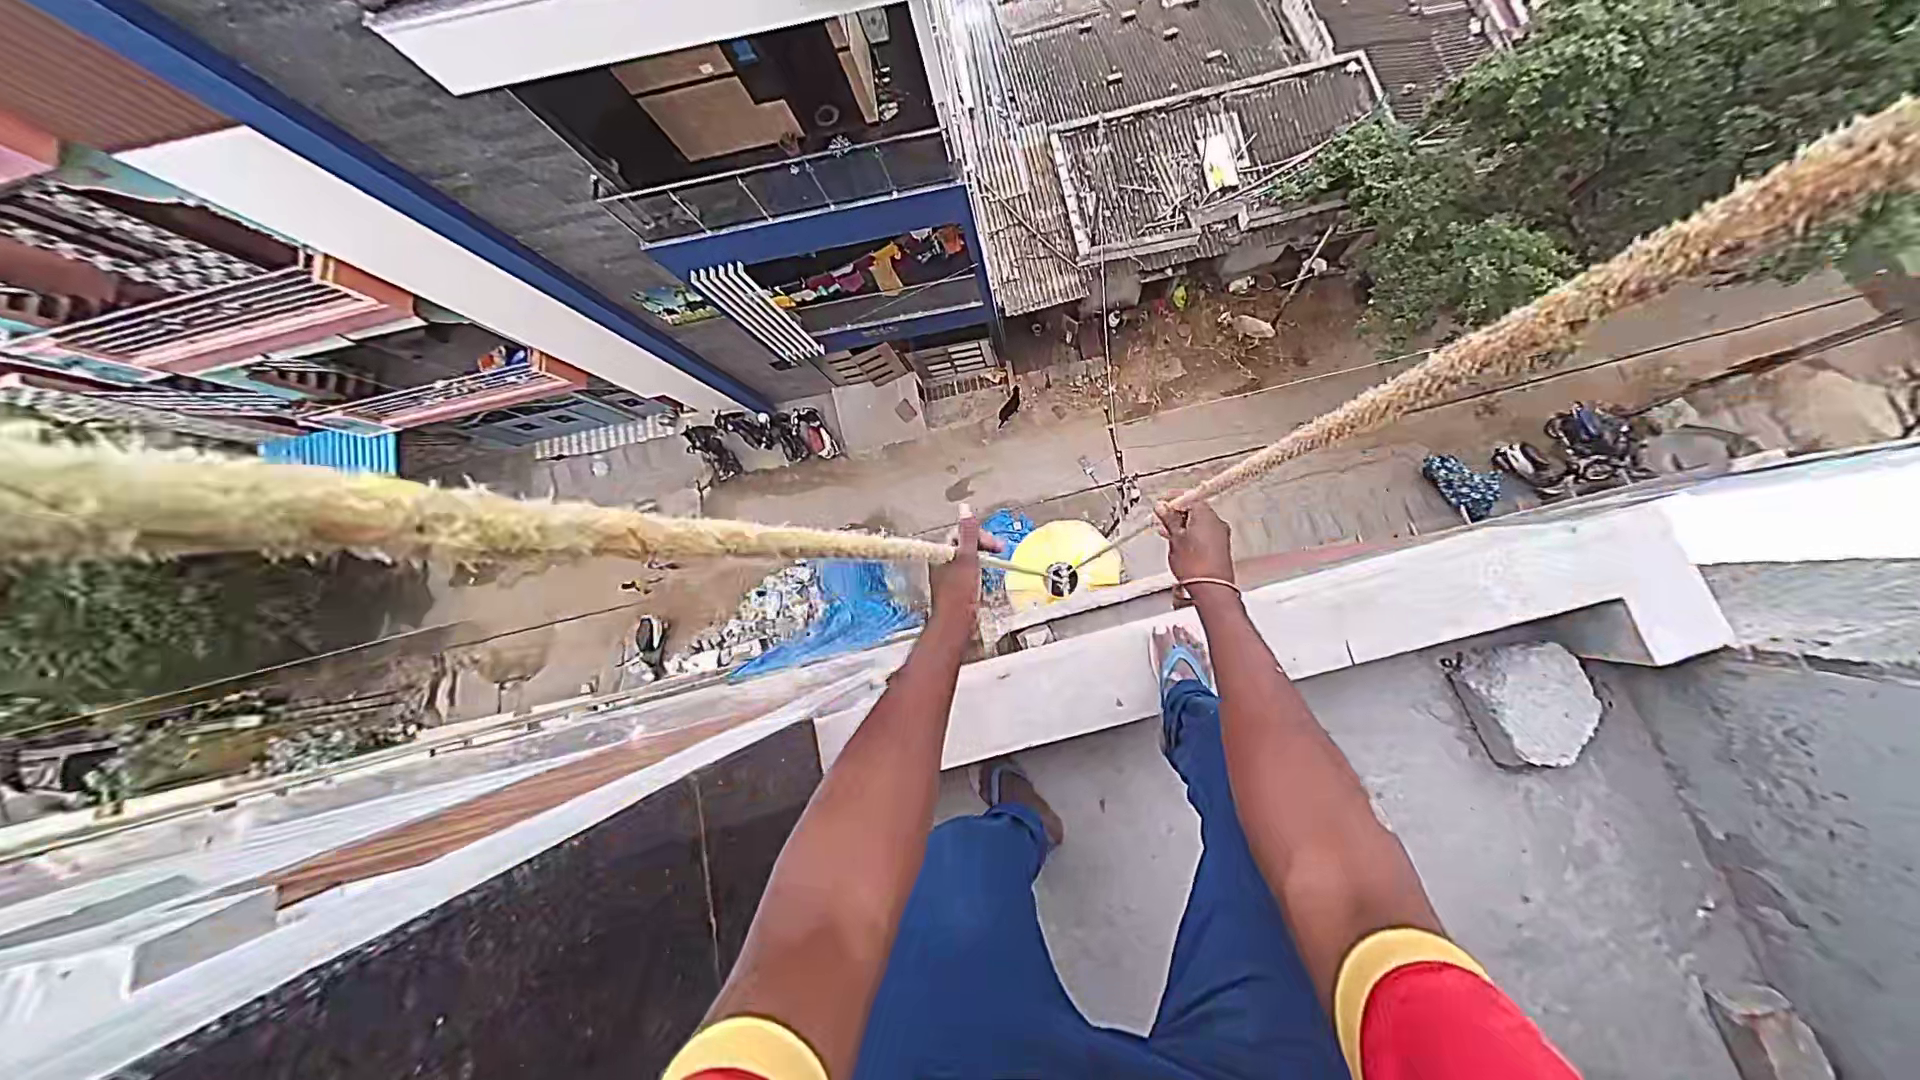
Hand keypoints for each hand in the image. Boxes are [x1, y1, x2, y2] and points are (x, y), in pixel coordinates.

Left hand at [928, 504, 1005, 619]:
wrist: (956, 623)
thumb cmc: (959, 593)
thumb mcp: (967, 558)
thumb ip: (968, 533)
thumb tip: (965, 509)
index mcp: (941, 552)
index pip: (960, 533)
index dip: (978, 535)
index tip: (993, 545)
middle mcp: (942, 561)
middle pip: (964, 544)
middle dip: (983, 545)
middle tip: (998, 550)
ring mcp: (948, 574)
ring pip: (967, 557)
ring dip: (982, 557)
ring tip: (994, 561)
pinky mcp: (956, 586)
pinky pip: (969, 570)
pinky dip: (979, 569)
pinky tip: (984, 576)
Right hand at [1156, 498, 1233, 582]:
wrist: (1211, 588)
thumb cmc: (1196, 566)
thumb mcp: (1175, 538)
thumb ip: (1168, 519)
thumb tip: (1163, 507)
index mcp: (1206, 515)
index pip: (1189, 497)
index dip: (1173, 498)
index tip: (1163, 501)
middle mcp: (1216, 522)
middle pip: (1195, 509)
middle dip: (1177, 512)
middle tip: (1161, 517)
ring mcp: (1220, 535)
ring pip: (1198, 522)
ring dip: (1182, 524)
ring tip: (1167, 531)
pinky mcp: (1219, 547)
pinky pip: (1203, 533)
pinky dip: (1190, 534)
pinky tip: (1179, 542)